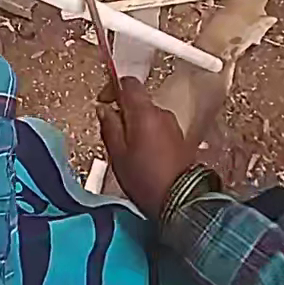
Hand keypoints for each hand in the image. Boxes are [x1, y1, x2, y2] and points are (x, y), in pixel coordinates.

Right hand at [99, 77, 196, 217]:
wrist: (178, 200)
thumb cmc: (145, 179)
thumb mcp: (117, 153)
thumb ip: (109, 126)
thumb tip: (104, 110)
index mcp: (144, 113)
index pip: (129, 84)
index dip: (112, 88)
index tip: (103, 101)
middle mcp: (162, 114)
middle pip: (138, 101)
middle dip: (122, 111)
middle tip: (110, 130)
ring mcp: (173, 126)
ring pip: (148, 115)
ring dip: (135, 124)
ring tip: (125, 148)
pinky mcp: (180, 139)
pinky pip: (158, 128)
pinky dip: (147, 134)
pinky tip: (141, 154)